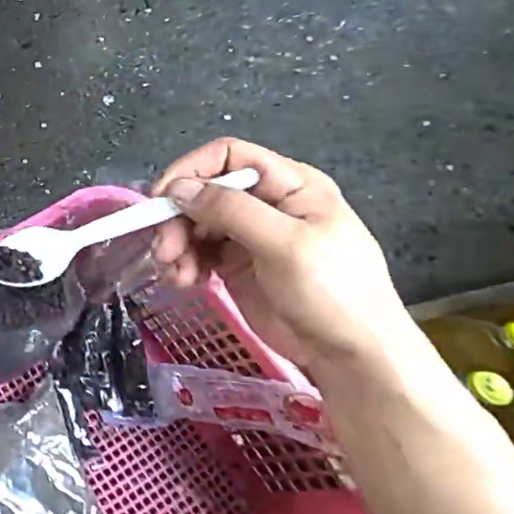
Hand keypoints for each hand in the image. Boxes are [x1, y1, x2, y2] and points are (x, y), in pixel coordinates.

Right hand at [151, 139, 420, 378]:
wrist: (351, 356)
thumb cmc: (333, 294)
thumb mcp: (285, 245)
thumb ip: (232, 210)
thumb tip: (180, 188)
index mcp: (290, 185)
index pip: (230, 157)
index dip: (191, 172)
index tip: (163, 199)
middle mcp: (267, 203)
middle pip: (206, 192)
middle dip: (180, 218)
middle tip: (165, 249)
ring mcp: (251, 235)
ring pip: (197, 223)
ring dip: (178, 244)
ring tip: (175, 273)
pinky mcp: (237, 265)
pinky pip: (200, 252)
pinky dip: (185, 263)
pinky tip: (184, 281)